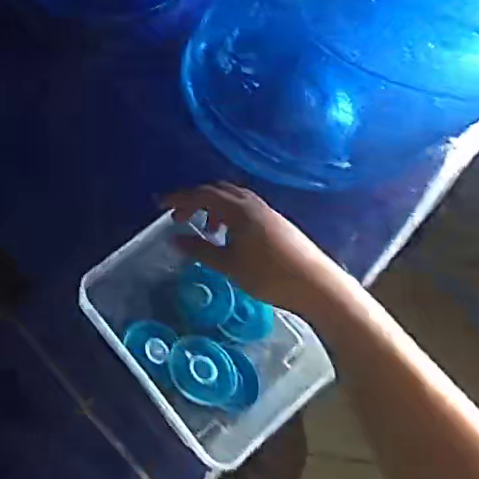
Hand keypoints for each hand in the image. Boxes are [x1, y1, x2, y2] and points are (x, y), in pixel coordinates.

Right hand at [161, 183, 362, 322]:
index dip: (178, 198)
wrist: (319, 287)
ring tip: (206, 228)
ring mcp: (268, 212)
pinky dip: (229, 213)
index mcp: (237, 210)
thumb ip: (200, 249)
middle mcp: (252, 204)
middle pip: (217, 190)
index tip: (160, 204)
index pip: (200, 194)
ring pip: (233, 198)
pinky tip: (229, 236)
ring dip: (213, 206)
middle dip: (194, 199)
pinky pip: (245, 207)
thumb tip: (175, 238)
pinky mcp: (277, 223)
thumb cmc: (269, 276)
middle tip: (179, 217)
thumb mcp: (228, 265)